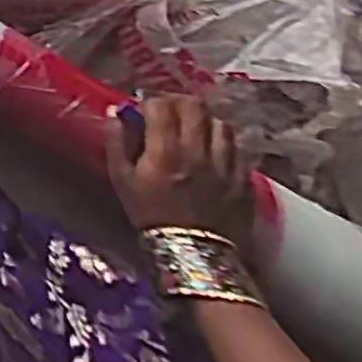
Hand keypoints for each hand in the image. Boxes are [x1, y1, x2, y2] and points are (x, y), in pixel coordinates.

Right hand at [105, 95, 253, 248]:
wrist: (196, 259)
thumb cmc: (152, 216)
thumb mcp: (122, 180)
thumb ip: (117, 142)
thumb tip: (117, 112)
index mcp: (165, 151)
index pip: (160, 105)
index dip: (150, 101)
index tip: (144, 110)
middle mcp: (198, 151)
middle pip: (194, 106)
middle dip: (178, 103)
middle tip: (169, 112)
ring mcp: (225, 165)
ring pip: (219, 123)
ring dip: (203, 122)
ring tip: (193, 131)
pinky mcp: (243, 179)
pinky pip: (236, 148)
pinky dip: (222, 143)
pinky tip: (212, 152)